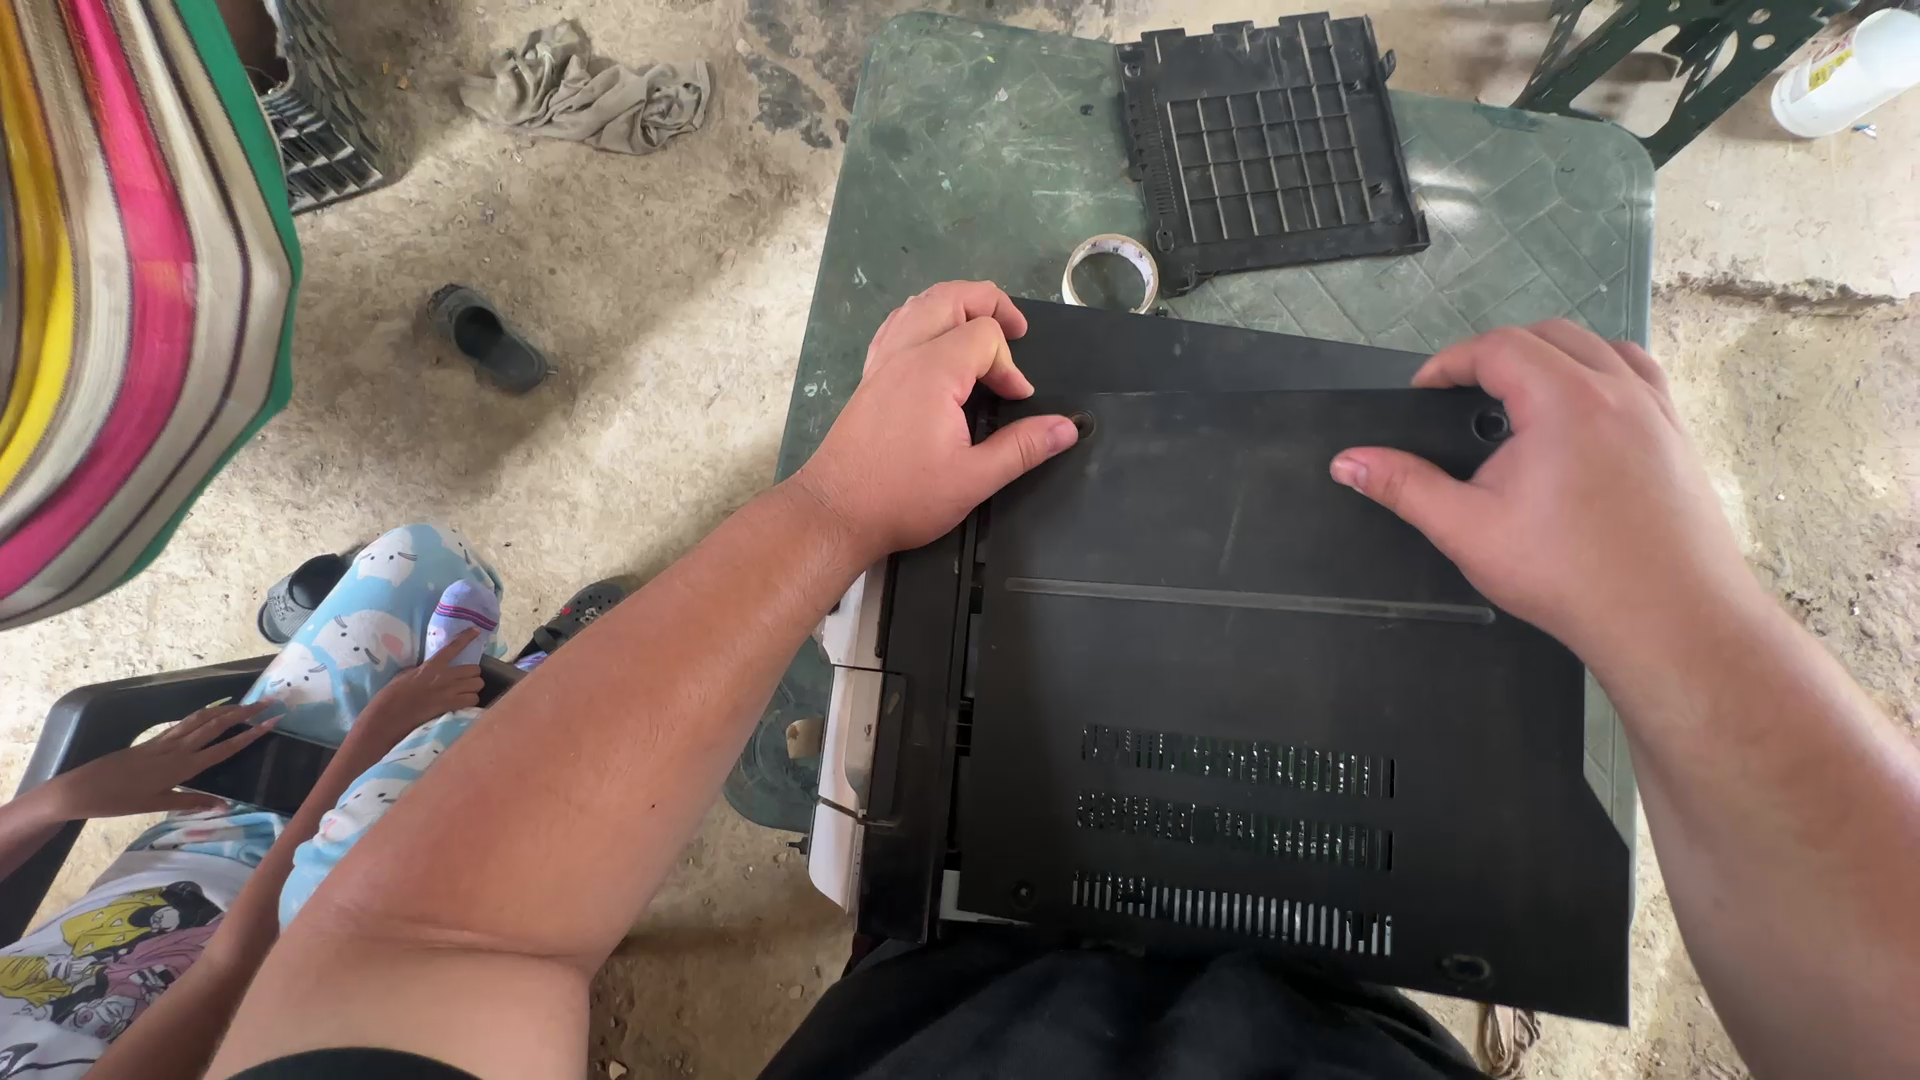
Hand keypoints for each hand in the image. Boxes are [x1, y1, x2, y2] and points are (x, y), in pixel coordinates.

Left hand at [44, 703, 278, 818]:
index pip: (226, 747)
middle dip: (244, 712)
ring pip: (200, 719)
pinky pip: (183, 723)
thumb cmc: (115, 801)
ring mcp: (163, 743)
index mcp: (182, 767)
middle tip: (268, 701)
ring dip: (225, 709)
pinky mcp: (151, 741)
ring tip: (245, 703)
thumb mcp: (154, 805)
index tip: (274, 720)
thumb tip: (224, 806)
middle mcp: (177, 750)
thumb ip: (191, 802)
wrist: (74, 791)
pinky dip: (202, 715)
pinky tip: (210, 713)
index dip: (252, 734)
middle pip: (216, 725)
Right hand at [349, 628, 484, 751]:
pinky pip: (473, 700)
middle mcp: (445, 675)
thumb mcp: (404, 675)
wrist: (387, 717)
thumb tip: (428, 669)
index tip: (476, 630)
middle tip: (464, 682)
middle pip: (475, 670)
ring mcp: (450, 690)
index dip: (466, 638)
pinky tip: (462, 704)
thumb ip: (421, 670)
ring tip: (464, 694)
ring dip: (473, 689)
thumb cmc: (390, 696)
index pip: (453, 647)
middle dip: (472, 676)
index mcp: (431, 666)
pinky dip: (471, 702)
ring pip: (478, 684)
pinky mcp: (451, 705)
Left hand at [790, 281, 1078, 558]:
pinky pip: (897, 325)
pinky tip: (933, 341)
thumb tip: (1068, 428)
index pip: (985, 335)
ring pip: (919, 304)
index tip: (1016, 400)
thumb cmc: (903, 498)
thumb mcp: (973, 479)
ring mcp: (882, 361)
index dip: (1010, 364)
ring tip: (980, 326)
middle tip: (1016, 330)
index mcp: (933, 370)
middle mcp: (905, 352)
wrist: (836, 512)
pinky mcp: (869, 377)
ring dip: (955, 305)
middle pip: (951, 296)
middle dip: (990, 304)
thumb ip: (1022, 448)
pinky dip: (923, 318)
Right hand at [1327, 320, 1758, 660]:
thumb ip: (1402, 486)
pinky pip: (1637, 376)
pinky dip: (1596, 376)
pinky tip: (1574, 419)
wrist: (1671, 619)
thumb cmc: (1563, 570)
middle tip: (1457, 396)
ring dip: (1548, 358)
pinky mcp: (1679, 437)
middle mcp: (1619, 391)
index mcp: (1565, 402)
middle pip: (1550, 335)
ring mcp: (1658, 411)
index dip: (1449, 362)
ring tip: (1513, 400)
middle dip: (1494, 354)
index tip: (1421, 394)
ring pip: (1600, 348)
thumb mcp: (1464, 528)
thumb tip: (1346, 462)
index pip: (1499, 347)